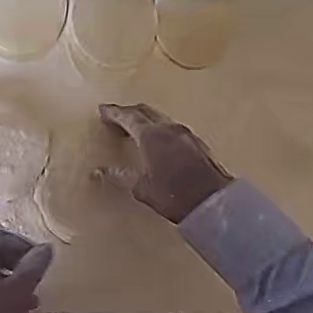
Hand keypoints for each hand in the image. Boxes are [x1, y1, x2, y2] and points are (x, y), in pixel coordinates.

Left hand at [0, 229, 53, 312]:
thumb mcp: (20, 290)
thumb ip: (34, 266)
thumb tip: (45, 249)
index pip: (0, 236)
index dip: (23, 245)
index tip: (39, 260)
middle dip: (20, 269)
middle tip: (36, 282)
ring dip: (13, 287)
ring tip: (31, 306)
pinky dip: (1, 298)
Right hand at [99, 104, 231, 222]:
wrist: (213, 201)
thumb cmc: (173, 195)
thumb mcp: (141, 188)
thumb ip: (120, 176)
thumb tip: (100, 171)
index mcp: (151, 135)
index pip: (128, 117)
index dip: (114, 113)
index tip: (103, 110)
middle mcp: (168, 128)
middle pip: (145, 112)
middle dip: (128, 113)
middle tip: (116, 118)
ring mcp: (185, 134)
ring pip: (160, 119)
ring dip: (145, 121)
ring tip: (134, 131)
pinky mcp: (197, 142)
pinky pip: (172, 128)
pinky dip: (159, 129)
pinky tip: (157, 143)